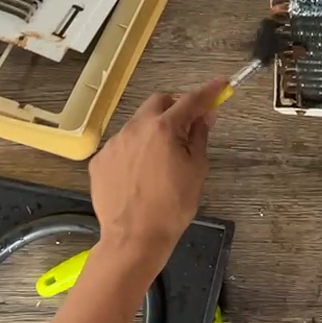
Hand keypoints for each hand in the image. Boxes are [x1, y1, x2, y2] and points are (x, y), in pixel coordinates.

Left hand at [86, 80, 224, 268]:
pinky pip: (122, 144)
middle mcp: (136, 128)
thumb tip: (205, 116)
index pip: (191, 100)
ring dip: (154, 129)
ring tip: (163, 157)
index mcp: (164, 128)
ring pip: (139, 123)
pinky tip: (142, 172)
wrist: (134, 238)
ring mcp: (114, 143)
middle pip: (159, 102)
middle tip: (188, 125)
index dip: (209, 91)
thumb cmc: (172, 206)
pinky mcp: (100, 160)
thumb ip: (200, 136)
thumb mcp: (196, 170)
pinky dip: (136, 149)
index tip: (221, 84)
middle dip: (176, 106)